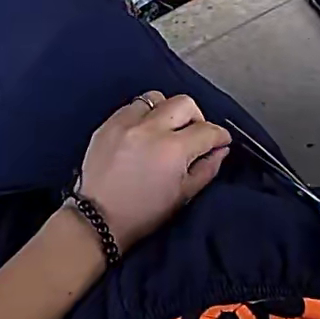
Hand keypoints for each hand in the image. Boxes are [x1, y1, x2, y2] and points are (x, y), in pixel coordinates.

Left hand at [77, 91, 230, 248]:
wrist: (98, 220)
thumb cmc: (144, 213)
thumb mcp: (184, 195)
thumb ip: (207, 168)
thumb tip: (220, 149)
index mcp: (173, 149)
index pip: (206, 130)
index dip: (220, 135)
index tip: (221, 140)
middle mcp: (150, 129)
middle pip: (184, 103)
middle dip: (196, 117)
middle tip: (195, 134)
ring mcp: (125, 124)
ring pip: (155, 98)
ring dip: (167, 111)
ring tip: (165, 129)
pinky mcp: (107, 125)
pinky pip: (131, 106)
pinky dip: (143, 115)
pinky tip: (143, 132)